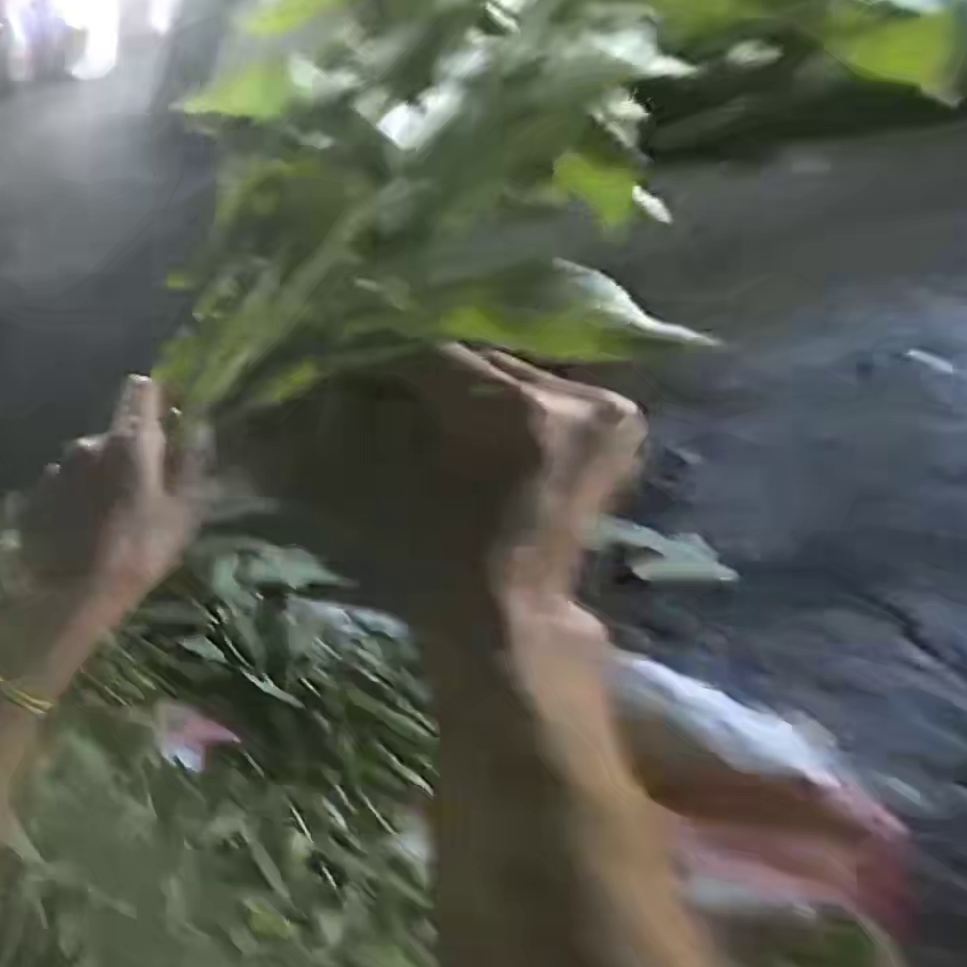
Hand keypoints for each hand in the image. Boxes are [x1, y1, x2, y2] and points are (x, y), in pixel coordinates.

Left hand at [21, 374, 211, 614]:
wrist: (74, 594)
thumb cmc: (140, 552)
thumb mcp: (184, 512)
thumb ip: (194, 461)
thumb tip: (200, 426)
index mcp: (129, 442)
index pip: (141, 389)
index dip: (156, 396)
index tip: (167, 416)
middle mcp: (88, 444)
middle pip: (115, 431)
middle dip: (130, 450)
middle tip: (141, 491)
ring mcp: (57, 468)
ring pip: (88, 460)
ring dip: (100, 476)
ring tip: (108, 517)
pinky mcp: (37, 493)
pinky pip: (64, 483)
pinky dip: (76, 495)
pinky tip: (81, 528)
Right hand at [233, 345, 643, 625]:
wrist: (507, 609)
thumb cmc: (437, 555)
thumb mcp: (387, 481)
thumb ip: (370, 417)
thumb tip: (348, 374)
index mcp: (515, 414)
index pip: (436, 357)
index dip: (385, 362)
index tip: (351, 370)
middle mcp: (575, 398)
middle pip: (480, 359)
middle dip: (427, 372)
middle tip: (384, 384)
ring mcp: (607, 409)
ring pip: (512, 370)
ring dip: (464, 383)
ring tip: (425, 401)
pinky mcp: (617, 424)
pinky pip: (542, 389)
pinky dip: (502, 397)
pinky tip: (475, 416)